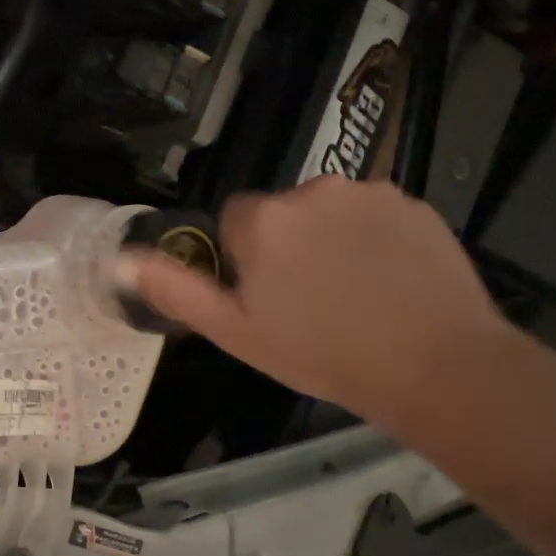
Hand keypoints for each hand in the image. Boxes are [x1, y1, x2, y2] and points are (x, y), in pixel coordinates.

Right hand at [115, 176, 509, 420]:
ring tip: (350, 292)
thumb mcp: (234, 332)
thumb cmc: (320, 353)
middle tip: (305, 300)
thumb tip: (119, 259)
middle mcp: (313, 190)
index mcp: (263, 219)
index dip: (243, 258)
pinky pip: (373, 214)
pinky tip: (386, 282)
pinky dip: (372, 238)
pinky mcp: (415, 204)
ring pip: (328, 211)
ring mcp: (370, 194)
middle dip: (285, 244)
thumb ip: (175, 289)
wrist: (435, 365)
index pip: (233, 219)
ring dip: (327, 238)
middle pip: (281, 212)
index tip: (263, 296)